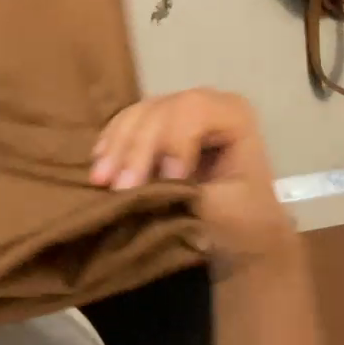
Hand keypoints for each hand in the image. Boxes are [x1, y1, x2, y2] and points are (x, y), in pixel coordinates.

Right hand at [90, 88, 293, 263]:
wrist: (244, 241)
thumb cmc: (245, 228)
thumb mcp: (227, 212)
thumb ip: (188, 192)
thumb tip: (149, 186)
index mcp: (232, 114)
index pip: (194, 111)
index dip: (175, 140)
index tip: (167, 179)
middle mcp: (202, 103)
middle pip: (161, 111)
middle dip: (138, 148)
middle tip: (120, 187)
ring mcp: (176, 112)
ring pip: (138, 116)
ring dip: (117, 147)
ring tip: (100, 180)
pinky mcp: (155, 127)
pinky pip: (126, 124)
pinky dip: (111, 143)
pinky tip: (98, 162)